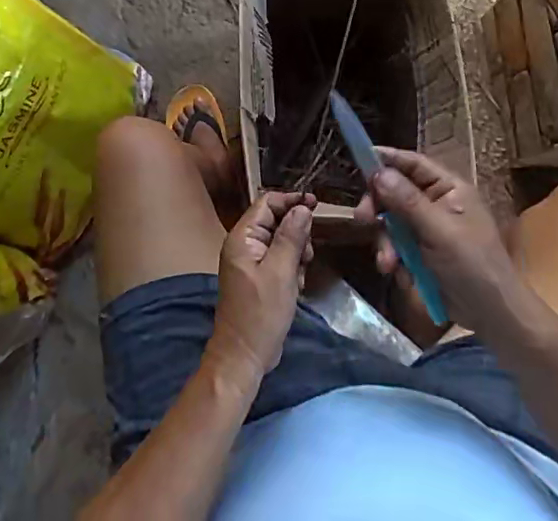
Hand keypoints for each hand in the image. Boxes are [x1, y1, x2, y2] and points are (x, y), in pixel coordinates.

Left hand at [207, 191, 314, 381]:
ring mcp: (250, 262)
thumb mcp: (281, 272)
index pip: (266, 203)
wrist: (244, 356)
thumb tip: (302, 208)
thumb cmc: (260, 313)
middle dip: (296, 233)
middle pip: (275, 221)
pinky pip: (280, 261)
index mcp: (242, 238)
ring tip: (300, 276)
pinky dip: (292, 269)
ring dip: (296, 254)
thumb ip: (291, 237)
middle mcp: (244, 245)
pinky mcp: (259, 278)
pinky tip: (296, 287)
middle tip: (308, 255)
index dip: (291, 200)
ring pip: (281, 242)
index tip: (315, 204)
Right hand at [354, 148, 521, 334]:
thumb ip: (407, 201)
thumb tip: (378, 173)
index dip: (387, 159)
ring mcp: (427, 229)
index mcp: (449, 189)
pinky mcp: (421, 252)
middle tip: (362, 219)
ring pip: (392, 222)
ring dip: (386, 242)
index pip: (413, 163)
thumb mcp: (439, 231)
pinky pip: (396, 246)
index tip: (359, 159)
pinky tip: (401, 275)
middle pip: (395, 192)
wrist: (493, 316)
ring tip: (388, 264)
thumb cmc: (473, 265)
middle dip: (378, 207)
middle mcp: (436, 203)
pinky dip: (394, 259)